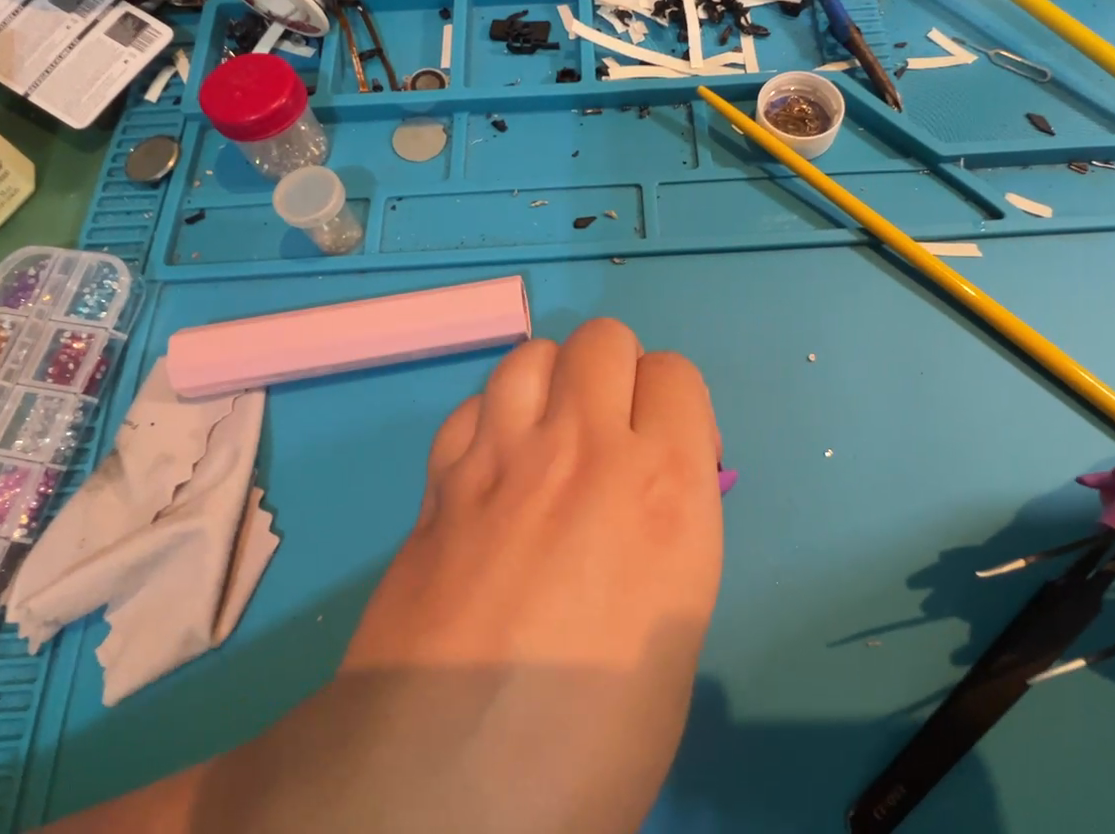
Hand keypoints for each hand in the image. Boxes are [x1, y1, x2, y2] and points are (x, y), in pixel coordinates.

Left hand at [207, 318, 724, 833]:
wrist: (448, 776)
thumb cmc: (596, 732)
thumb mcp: (676, 633)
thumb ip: (670, 535)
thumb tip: (650, 505)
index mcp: (665, 484)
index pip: (676, 373)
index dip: (677, 408)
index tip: (671, 456)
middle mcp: (585, 446)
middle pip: (604, 338)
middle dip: (619, 374)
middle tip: (613, 439)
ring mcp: (502, 456)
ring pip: (532, 354)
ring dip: (553, 382)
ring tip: (552, 440)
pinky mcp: (438, 481)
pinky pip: (471, 407)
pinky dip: (490, 420)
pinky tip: (493, 469)